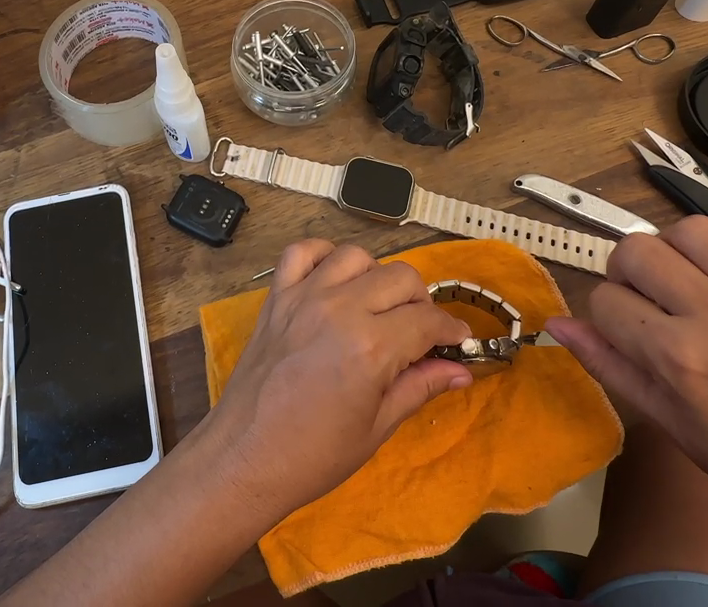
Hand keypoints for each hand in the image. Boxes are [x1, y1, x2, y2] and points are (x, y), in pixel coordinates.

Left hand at [198, 240, 472, 520]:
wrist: (246, 455)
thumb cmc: (315, 454)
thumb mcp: (378, 427)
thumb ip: (420, 387)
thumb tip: (461, 371)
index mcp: (371, 346)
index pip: (427, 320)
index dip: (450, 330)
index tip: (457, 341)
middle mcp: (340, 309)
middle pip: (399, 277)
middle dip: (420, 302)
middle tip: (419, 332)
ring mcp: (303, 297)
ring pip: (355, 256)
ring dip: (375, 275)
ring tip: (376, 306)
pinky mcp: (276, 297)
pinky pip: (301, 252)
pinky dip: (322, 256)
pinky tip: (333, 280)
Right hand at [544, 206, 707, 537]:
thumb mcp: (673, 425)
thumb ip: (611, 367)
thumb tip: (559, 325)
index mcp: (678, 357)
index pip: (606, 299)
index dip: (606, 314)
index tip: (626, 330)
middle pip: (638, 251)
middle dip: (628, 272)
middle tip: (649, 298)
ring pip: (693, 229)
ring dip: (677, 247)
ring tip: (689, 275)